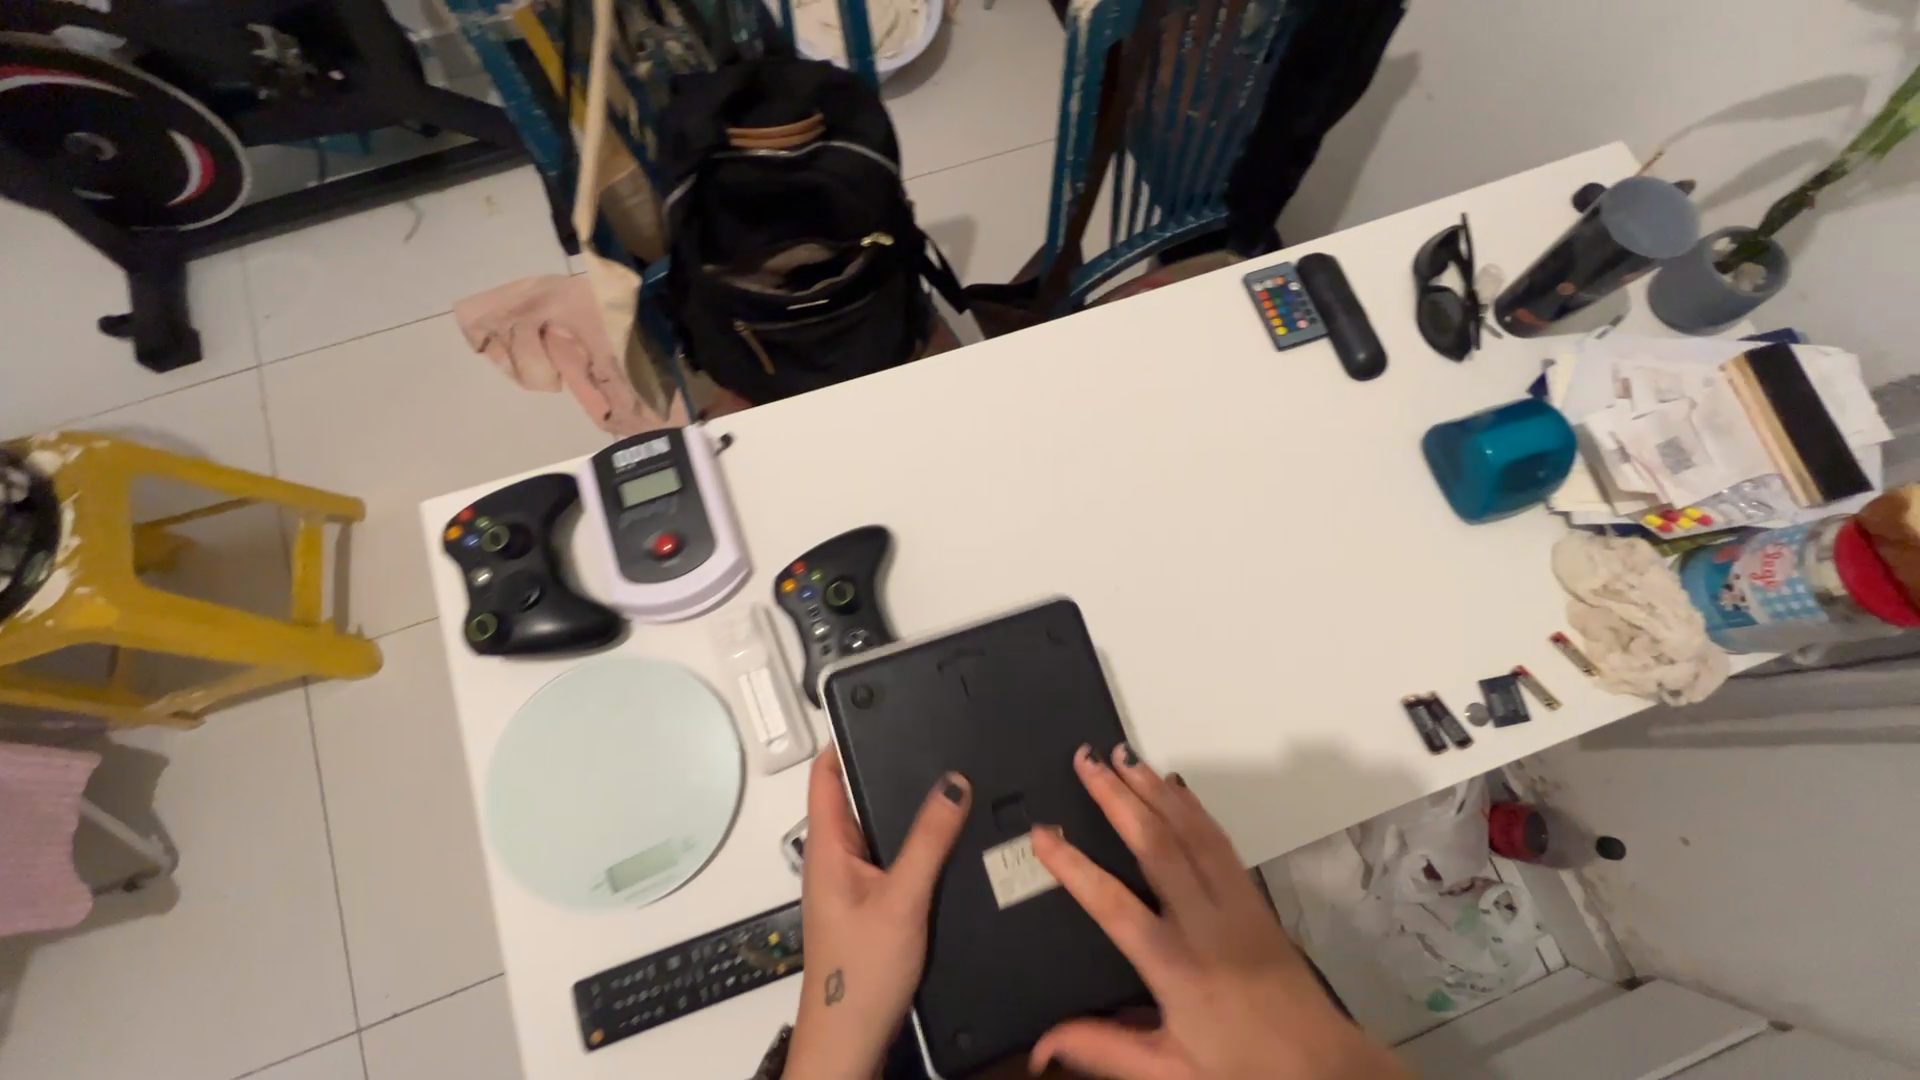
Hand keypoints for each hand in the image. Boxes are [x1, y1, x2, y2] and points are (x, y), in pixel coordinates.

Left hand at [786, 748, 970, 1079]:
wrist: (853, 1038)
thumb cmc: (859, 977)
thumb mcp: (902, 898)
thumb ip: (929, 840)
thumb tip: (952, 784)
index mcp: (828, 846)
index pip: (824, 774)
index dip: (844, 738)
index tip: (873, 710)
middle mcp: (835, 856)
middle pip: (853, 793)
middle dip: (883, 766)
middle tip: (921, 739)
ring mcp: (851, 878)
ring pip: (875, 824)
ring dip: (900, 802)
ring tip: (939, 781)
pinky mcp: (869, 898)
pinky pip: (889, 851)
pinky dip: (910, 835)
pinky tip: (939, 836)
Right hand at [1029, 745, 1407, 1079]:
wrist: (1325, 1068)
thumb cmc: (1241, 1070)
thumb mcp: (1168, 1073)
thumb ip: (1102, 1050)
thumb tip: (1040, 1046)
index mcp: (1176, 969)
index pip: (1114, 907)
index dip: (1074, 868)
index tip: (1042, 834)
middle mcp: (1205, 925)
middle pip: (1156, 845)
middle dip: (1117, 797)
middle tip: (1086, 761)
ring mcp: (1234, 902)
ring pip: (1190, 830)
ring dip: (1152, 788)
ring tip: (1121, 755)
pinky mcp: (1253, 894)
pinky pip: (1218, 838)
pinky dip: (1191, 805)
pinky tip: (1171, 784)